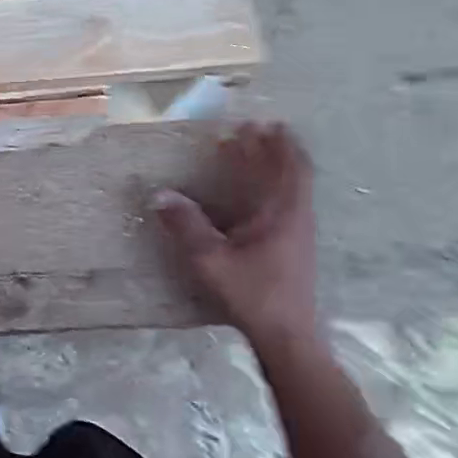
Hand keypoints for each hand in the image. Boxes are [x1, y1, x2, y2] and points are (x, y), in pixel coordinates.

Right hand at [152, 122, 317, 343]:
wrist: (286, 333)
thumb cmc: (252, 292)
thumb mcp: (210, 258)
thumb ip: (186, 225)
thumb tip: (160, 194)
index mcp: (282, 212)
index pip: (287, 166)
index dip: (274, 143)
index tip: (261, 123)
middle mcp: (296, 217)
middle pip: (292, 173)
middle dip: (273, 150)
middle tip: (255, 131)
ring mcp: (298, 233)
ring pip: (291, 189)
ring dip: (274, 168)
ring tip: (255, 155)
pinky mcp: (293, 247)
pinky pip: (286, 203)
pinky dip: (272, 188)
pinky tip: (254, 196)